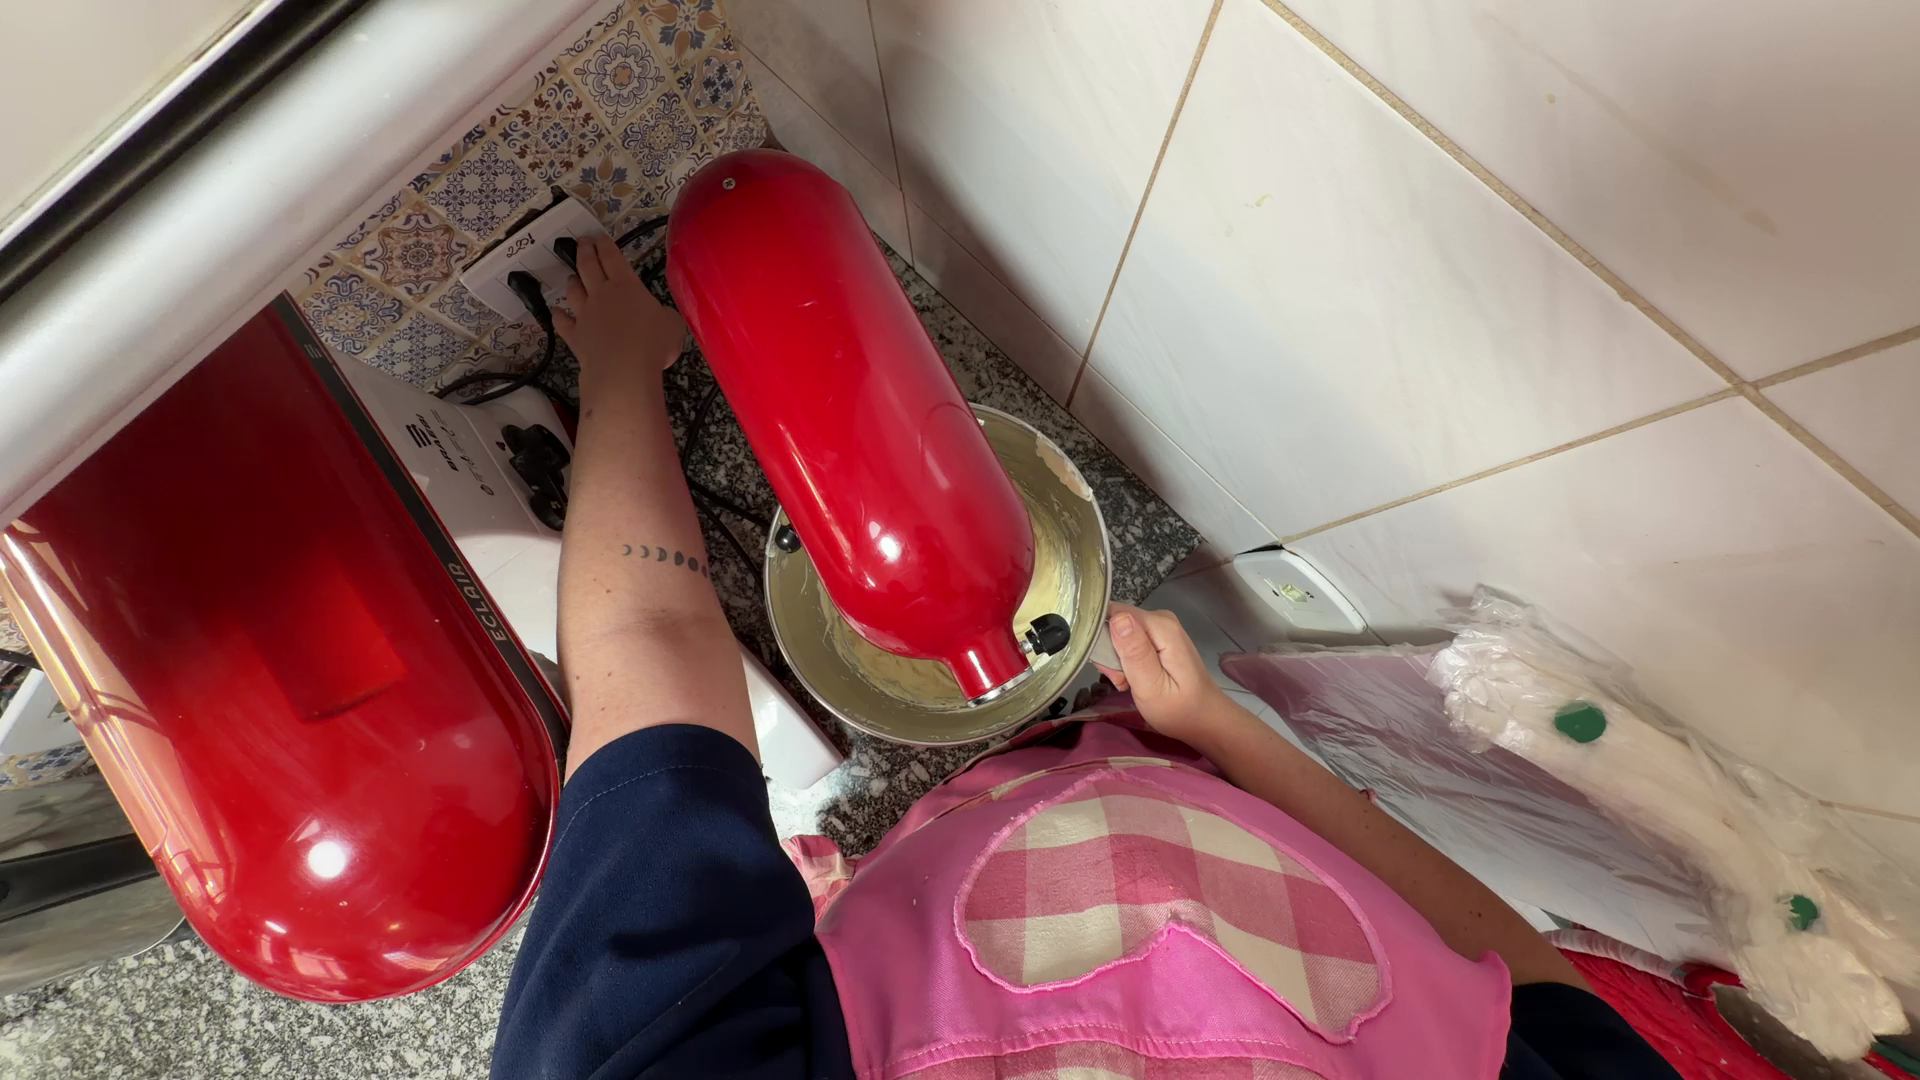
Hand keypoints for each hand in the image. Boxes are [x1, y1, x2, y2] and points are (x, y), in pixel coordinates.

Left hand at [551, 234, 685, 383]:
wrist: (624, 368)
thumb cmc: (653, 343)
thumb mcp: (673, 325)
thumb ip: (665, 315)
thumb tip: (661, 316)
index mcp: (627, 285)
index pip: (612, 257)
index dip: (605, 245)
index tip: (600, 237)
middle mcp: (601, 293)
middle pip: (588, 266)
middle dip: (584, 251)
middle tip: (582, 243)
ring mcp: (585, 313)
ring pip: (574, 290)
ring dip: (573, 281)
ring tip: (573, 277)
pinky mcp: (575, 334)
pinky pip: (562, 321)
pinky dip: (559, 315)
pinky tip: (558, 312)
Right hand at [1093, 603, 1242, 745]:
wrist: (1206, 720)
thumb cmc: (1179, 710)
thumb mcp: (1152, 687)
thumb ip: (1134, 652)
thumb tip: (1118, 618)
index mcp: (1161, 626)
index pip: (1114, 613)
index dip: (1104, 638)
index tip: (1110, 667)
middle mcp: (1161, 618)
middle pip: (1116, 622)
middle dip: (1110, 652)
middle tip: (1121, 681)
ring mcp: (1161, 627)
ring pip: (1119, 633)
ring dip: (1116, 660)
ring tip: (1127, 683)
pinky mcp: (1158, 637)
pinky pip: (1129, 640)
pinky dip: (1125, 661)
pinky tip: (1133, 678)